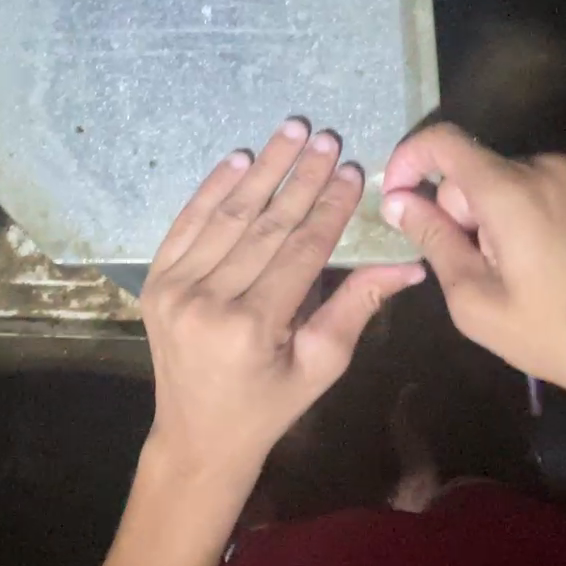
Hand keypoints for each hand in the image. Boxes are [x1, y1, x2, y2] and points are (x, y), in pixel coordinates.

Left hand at [140, 118, 425, 490]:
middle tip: (326, 137)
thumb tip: (409, 264)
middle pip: (265, 225)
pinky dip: (213, 187)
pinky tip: (239, 157)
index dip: (330, 208)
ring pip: (227, 215)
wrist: (196, 436)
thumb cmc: (269, 405)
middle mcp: (207, 301)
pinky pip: (187, 223)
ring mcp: (174, 288)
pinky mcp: (155, 280)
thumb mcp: (321, 365)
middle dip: (301, 177)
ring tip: (291, 130)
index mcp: (252, 327)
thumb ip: (358, 306)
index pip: (301, 250)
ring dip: (262, 169)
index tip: (352, 169)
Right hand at [378, 123, 565, 489]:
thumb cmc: (553, 334)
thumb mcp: (475, 300)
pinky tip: (549, 259)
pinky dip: (529, 210)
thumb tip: (396, 200)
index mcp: (510, 190)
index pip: (443, 141)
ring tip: (519, 269)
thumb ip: (432, 240)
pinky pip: (543, 185)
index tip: (398, 196)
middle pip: (475, 171)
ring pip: (508, 178)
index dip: (408, 159)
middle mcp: (546, 165)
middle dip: (461, 212)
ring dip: (496, 213)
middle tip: (479, 267)